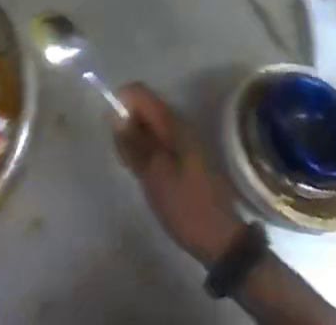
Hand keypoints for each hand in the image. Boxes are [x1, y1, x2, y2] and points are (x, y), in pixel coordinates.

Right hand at [114, 82, 246, 265]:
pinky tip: (144, 173)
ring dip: (134, 139)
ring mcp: (183, 142)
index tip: (114, 128)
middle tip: (123, 153)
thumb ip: (133, 142)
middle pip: (142, 107)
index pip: (138, 92)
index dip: (120, 102)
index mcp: (173, 125)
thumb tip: (117, 117)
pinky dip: (144, 151)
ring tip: (133, 167)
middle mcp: (179, 126)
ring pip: (147, 126)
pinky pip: (156, 142)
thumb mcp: (152, 174)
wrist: (222, 243)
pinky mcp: (183, 159)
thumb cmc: (185, 205)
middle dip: (126, 123)